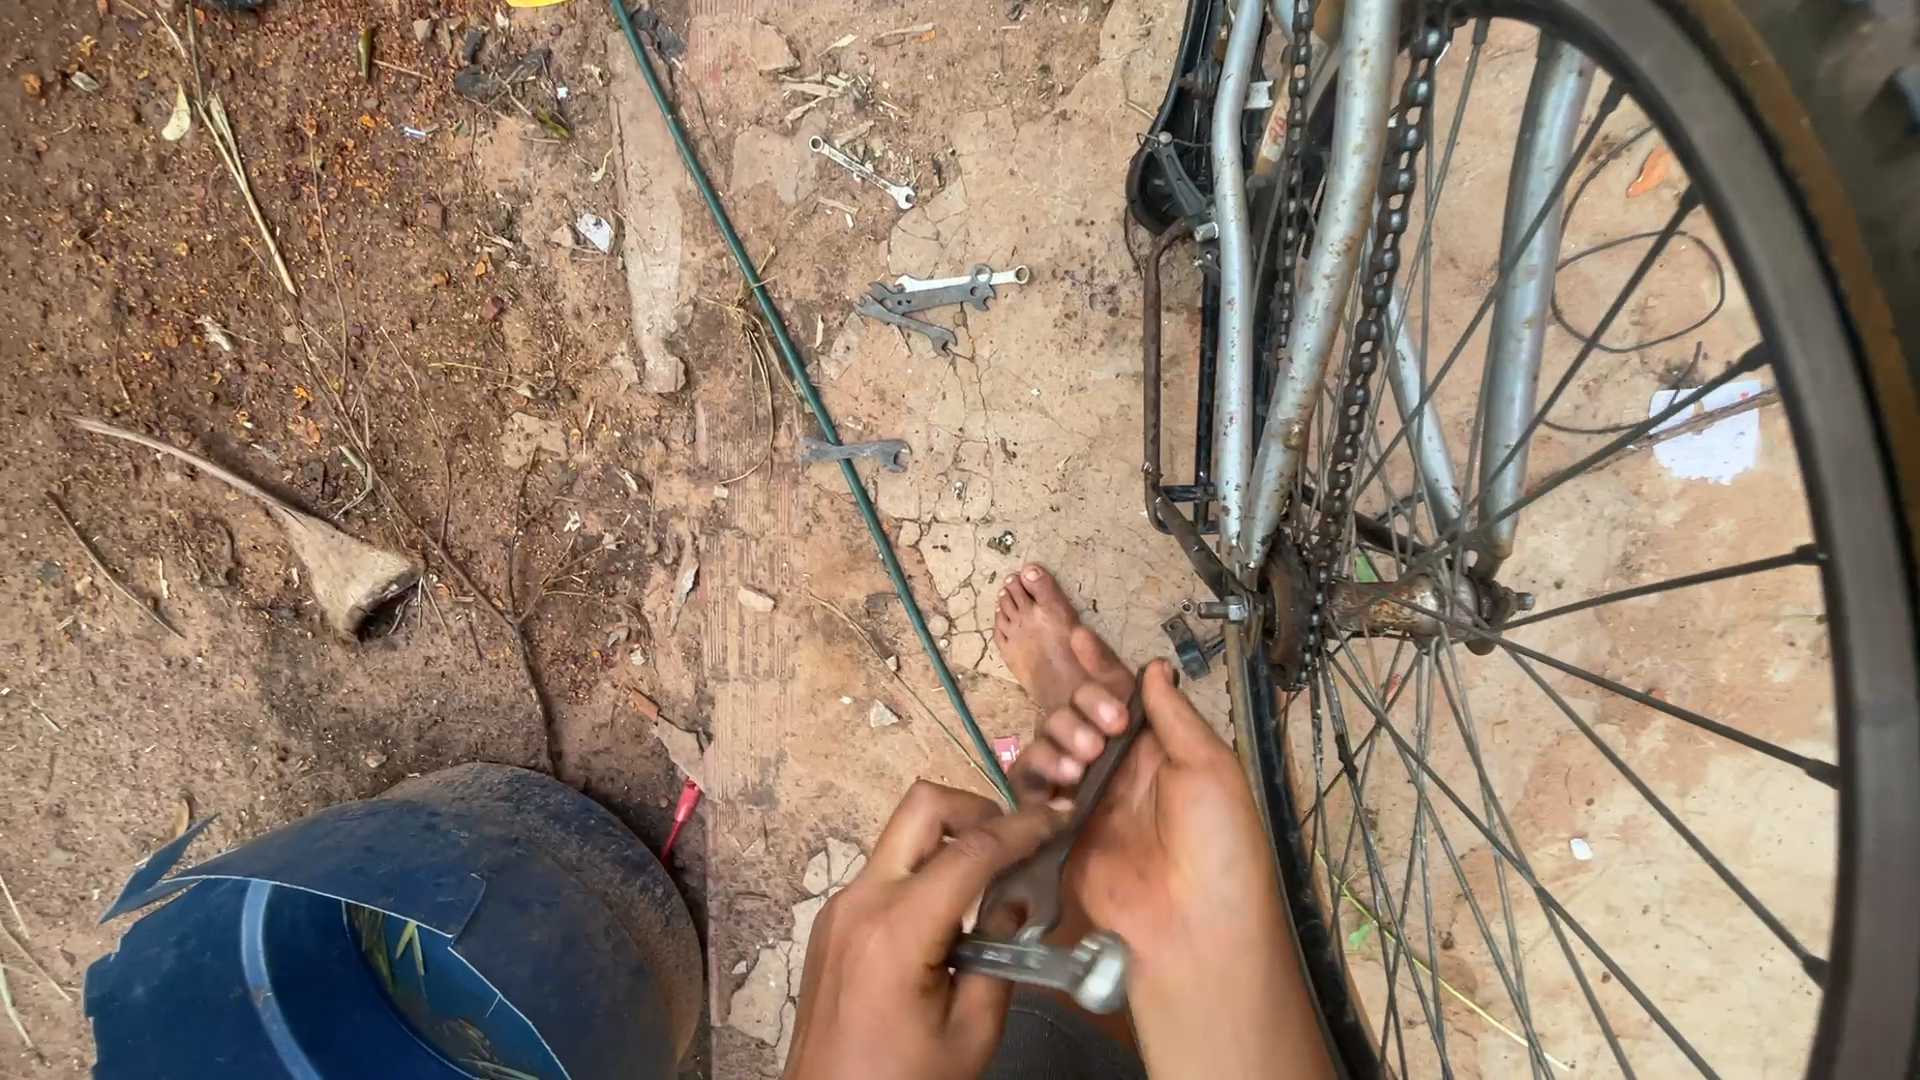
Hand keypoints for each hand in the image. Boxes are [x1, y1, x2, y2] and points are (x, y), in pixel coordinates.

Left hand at [783, 781, 1056, 1079]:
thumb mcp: (970, 1034)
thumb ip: (1001, 957)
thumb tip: (1016, 896)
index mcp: (896, 930)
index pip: (969, 852)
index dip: (1021, 828)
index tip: (1057, 817)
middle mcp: (862, 898)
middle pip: (920, 805)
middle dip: (975, 807)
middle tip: (1013, 839)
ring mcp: (842, 901)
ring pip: (902, 830)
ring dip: (950, 835)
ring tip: (989, 874)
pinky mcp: (835, 914)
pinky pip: (888, 865)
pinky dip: (926, 864)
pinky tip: (950, 908)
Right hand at [1055, 661, 1334, 1079]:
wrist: (1191, 923)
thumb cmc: (1215, 841)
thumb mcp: (1210, 767)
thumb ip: (1174, 714)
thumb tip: (1154, 667)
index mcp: (1158, 747)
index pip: (1122, 692)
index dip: (1099, 664)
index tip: (1078, 637)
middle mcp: (1118, 764)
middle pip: (1079, 709)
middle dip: (1084, 705)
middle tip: (1105, 730)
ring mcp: (1086, 794)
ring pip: (1052, 739)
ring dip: (1060, 738)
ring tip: (1080, 764)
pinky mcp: (1058, 825)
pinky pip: (1032, 783)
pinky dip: (1038, 774)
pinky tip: (1059, 786)